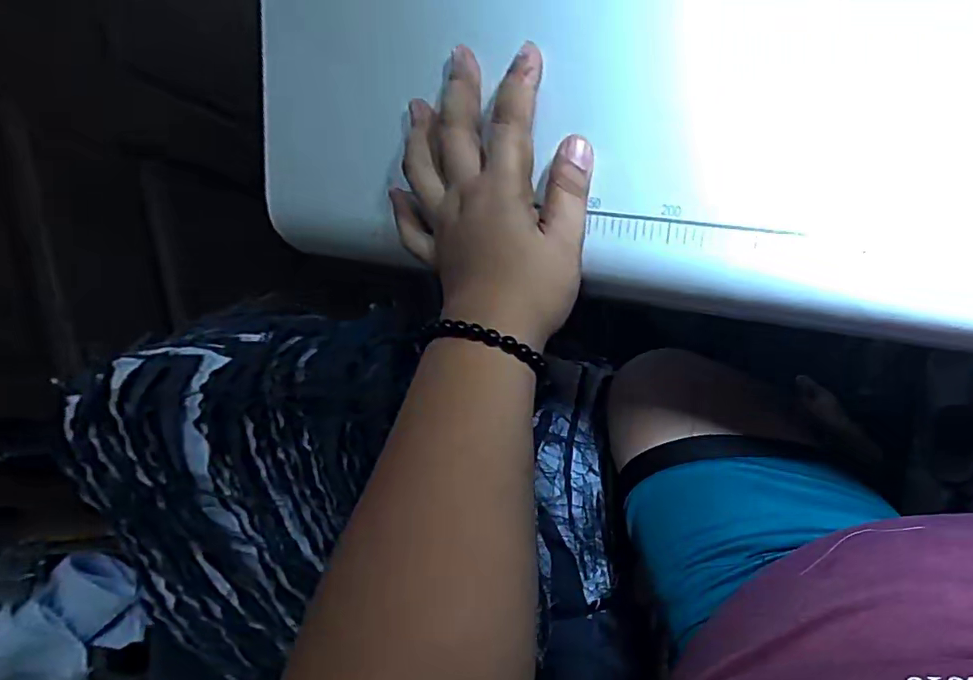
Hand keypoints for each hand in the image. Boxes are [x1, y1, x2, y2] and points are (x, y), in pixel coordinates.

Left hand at [393, 43, 592, 348]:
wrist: (494, 332)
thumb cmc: (536, 290)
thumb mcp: (566, 244)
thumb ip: (568, 194)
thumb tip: (575, 145)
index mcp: (501, 191)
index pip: (511, 128)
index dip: (519, 89)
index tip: (526, 55)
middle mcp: (465, 196)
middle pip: (456, 134)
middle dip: (459, 92)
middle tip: (457, 57)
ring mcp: (443, 222)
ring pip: (422, 167)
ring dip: (418, 133)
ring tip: (414, 106)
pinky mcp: (435, 253)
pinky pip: (410, 223)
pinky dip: (402, 205)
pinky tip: (397, 192)